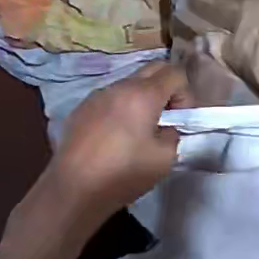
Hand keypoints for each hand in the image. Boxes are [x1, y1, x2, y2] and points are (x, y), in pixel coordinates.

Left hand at [39, 61, 188, 227]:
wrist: (73, 189)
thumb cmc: (123, 172)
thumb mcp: (165, 158)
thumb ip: (173, 134)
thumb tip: (166, 127)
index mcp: (143, 94)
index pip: (175, 73)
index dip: (185, 94)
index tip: (179, 119)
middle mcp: (119, 86)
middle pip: (153, 69)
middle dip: (166, 88)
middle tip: (165, 118)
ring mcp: (97, 95)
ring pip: (130, 83)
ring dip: (142, 98)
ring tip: (138, 130)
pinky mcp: (82, 108)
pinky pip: (110, 97)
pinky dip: (121, 108)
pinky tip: (114, 137)